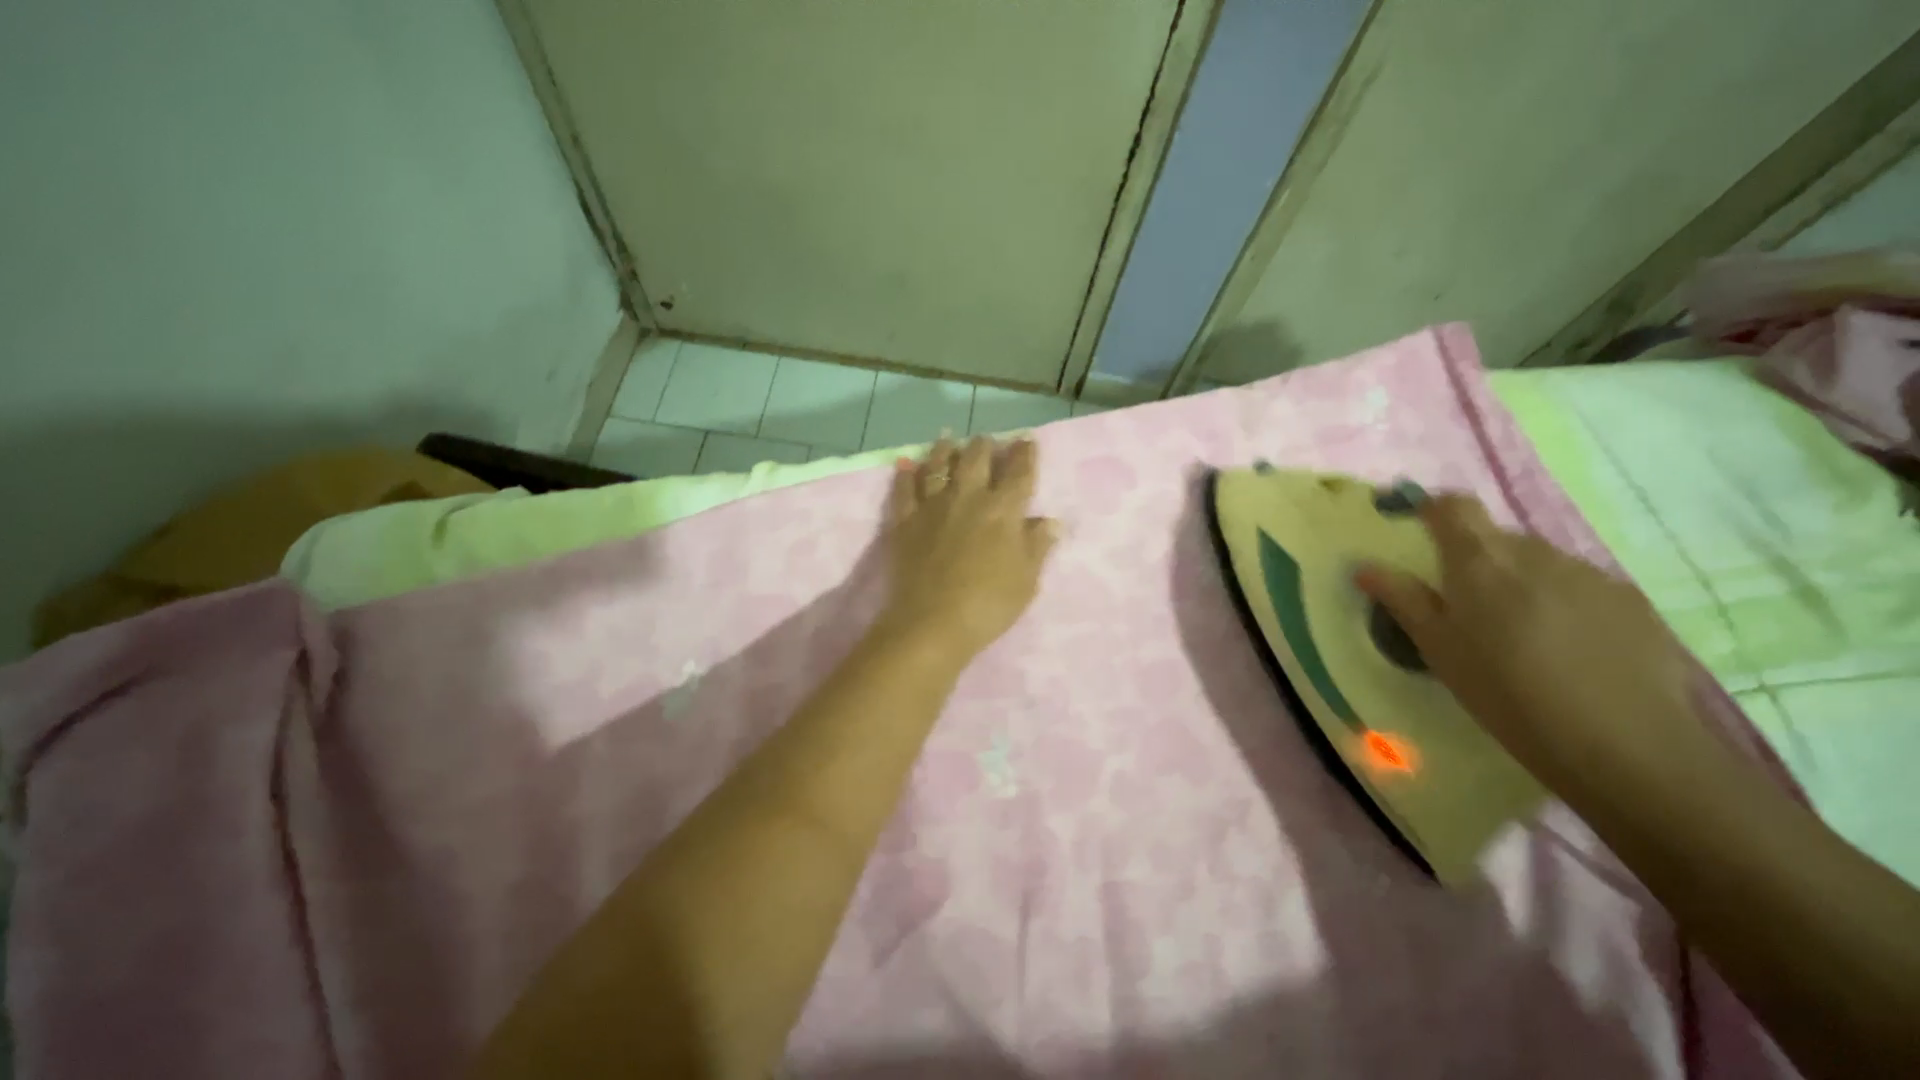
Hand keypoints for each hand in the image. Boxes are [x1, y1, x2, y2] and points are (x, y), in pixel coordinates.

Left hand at [879, 436, 1060, 660]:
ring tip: (947, 439)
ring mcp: (932, 507)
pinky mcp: (903, 522)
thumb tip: (1051, 520)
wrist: (932, 623)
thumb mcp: (1027, 580)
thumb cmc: (989, 605)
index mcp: (1003, 510)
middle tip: (986, 440)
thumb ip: (1038, 546)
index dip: (1025, 454)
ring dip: (944, 450)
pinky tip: (905, 464)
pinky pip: (903, 490)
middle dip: (984, 445)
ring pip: (938, 466)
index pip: (1019, 472)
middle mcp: (968, 497)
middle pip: (976, 459)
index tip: (1027, 440)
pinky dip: (904, 474)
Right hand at [1354, 495, 1713, 795]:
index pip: (1453, 507)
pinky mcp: (1631, 600)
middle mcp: (1536, 552)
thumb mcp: (1440, 653)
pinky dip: (1566, 607)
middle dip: (1478, 562)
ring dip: (1523, 585)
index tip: (1419, 533)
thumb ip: (1404, 601)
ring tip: (1523, 639)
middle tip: (1469, 611)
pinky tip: (1571, 653)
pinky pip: (1582, 588)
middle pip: (1498, 538)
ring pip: (1542, 564)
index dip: (1433, 510)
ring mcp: (1590, 573)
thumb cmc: (1508, 696)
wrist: (1625, 743)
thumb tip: (1366, 566)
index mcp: (1481, 560)